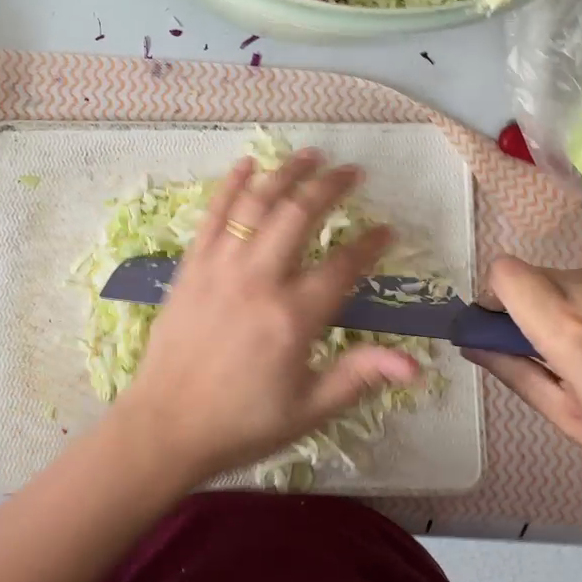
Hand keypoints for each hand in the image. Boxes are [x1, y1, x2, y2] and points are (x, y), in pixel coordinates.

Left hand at [112, 150, 422, 480]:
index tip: (386, 231)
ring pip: (256, 204)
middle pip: (300, 215)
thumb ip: (359, 377)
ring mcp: (219, 267)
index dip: (370, 244)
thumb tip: (416, 364)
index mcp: (293, 317)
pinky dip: (230, 185)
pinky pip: (212, 215)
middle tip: (353, 172)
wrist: (165, 426)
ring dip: (286, 173)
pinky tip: (248, 163)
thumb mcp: (308, 410)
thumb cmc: (241, 423)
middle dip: (331, 187)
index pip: (343, 265)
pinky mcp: (190, 266)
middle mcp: (257, 280)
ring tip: (311, 154)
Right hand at [467, 256, 581, 526]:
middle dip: (534, 305)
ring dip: (576, 305)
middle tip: (560, 354)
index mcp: (568, 328)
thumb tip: (472, 343)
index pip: (504, 271)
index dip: (495, 295)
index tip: (506, 328)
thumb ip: (515, 373)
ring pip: (581, 279)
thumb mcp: (573, 421)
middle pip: (540, 275)